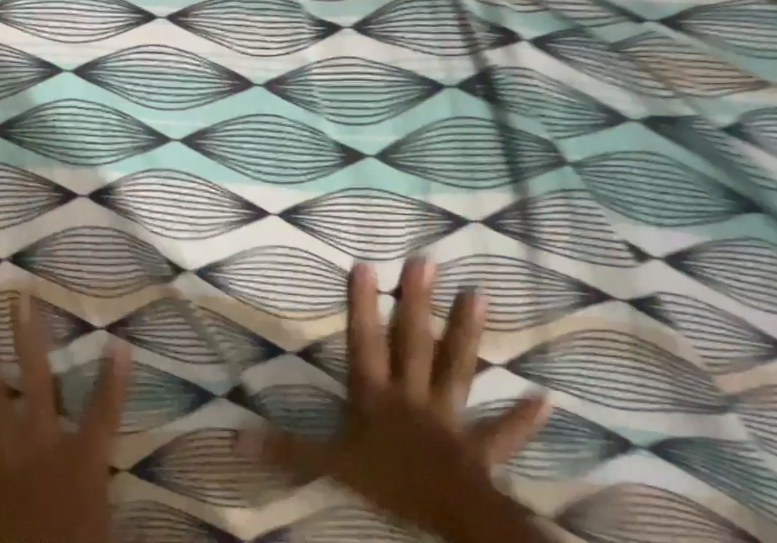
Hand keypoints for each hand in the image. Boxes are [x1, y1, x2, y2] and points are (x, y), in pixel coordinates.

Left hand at [0, 294, 131, 542]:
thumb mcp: (99, 515)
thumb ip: (95, 482)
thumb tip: (98, 469)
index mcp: (82, 456)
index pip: (105, 410)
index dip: (114, 376)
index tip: (116, 340)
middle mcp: (41, 441)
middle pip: (36, 378)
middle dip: (28, 336)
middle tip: (19, 299)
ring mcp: (5, 451)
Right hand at [242, 259, 552, 542]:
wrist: (454, 515)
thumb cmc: (391, 482)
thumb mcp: (331, 464)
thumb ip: (286, 447)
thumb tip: (234, 434)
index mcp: (375, 395)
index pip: (365, 343)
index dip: (363, 306)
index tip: (365, 265)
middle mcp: (411, 396)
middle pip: (413, 344)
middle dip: (417, 302)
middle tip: (426, 261)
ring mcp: (448, 418)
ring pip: (457, 369)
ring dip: (467, 334)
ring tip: (479, 295)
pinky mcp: (479, 447)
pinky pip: (502, 432)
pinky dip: (521, 418)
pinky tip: (543, 400)